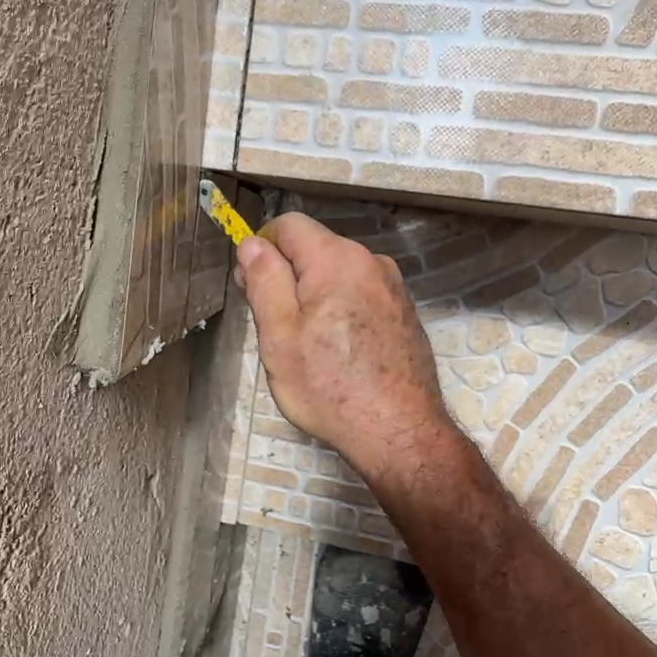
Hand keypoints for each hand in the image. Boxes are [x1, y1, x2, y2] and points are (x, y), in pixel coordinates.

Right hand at [235, 212, 454, 481]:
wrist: (400, 432)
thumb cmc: (329, 386)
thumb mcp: (279, 334)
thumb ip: (265, 280)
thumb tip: (253, 243)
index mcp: (337, 258)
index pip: (289, 224)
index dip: (262, 248)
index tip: (252, 287)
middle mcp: (371, 261)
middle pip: (314, 248)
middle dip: (289, 275)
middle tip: (276, 328)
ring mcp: (393, 287)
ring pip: (337, 273)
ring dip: (315, 295)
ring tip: (309, 346)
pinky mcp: (404, 312)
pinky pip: (361, 294)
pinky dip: (342, 310)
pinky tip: (339, 352)